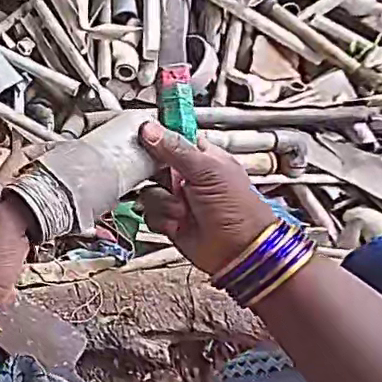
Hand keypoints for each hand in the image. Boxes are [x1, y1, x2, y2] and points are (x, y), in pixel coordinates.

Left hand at [0, 178, 30, 315]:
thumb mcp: (10, 220)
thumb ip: (22, 202)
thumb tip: (36, 190)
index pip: (7, 181)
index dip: (26, 183)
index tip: (43, 187)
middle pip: (16, 200)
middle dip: (33, 205)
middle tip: (47, 209)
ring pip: (20, 220)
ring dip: (33, 224)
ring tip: (43, 228)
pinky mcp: (2, 253)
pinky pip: (21, 240)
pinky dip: (30, 241)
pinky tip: (36, 246)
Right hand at [136, 121, 276, 274]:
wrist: (240, 252)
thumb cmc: (238, 210)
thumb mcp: (208, 171)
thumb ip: (176, 149)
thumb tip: (150, 129)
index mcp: (202, 158)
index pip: (173, 137)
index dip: (156, 136)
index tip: (142, 136)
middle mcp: (187, 176)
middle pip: (153, 164)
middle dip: (153, 174)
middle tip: (163, 179)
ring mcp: (177, 197)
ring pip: (148, 190)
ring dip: (162, 202)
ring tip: (181, 210)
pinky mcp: (169, 218)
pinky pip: (149, 212)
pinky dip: (161, 218)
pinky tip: (177, 223)